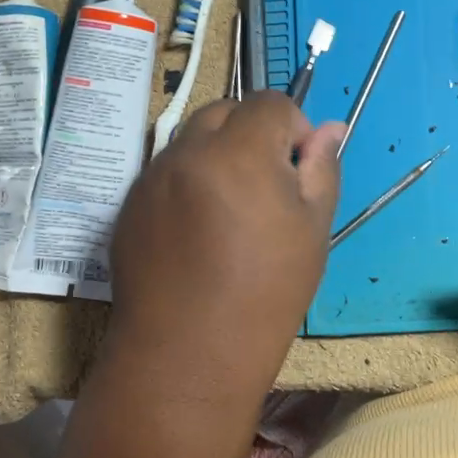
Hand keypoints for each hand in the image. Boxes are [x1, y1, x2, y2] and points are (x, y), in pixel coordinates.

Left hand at [107, 92, 342, 400]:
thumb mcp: (312, 230)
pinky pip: (166, 172)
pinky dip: (188, 182)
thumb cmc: (266, 293)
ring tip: (230, 213)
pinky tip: (197, 233)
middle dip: (251, 133)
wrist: (187, 356)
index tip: (297, 169)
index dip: (292, 127)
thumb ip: (322, 168)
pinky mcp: (128, 205)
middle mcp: (187, 152)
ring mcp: (151, 178)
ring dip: (217, 154)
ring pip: (192, 140)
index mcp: (238, 152)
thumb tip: (329, 129)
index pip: (269, 102)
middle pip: (225, 111)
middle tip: (266, 187)